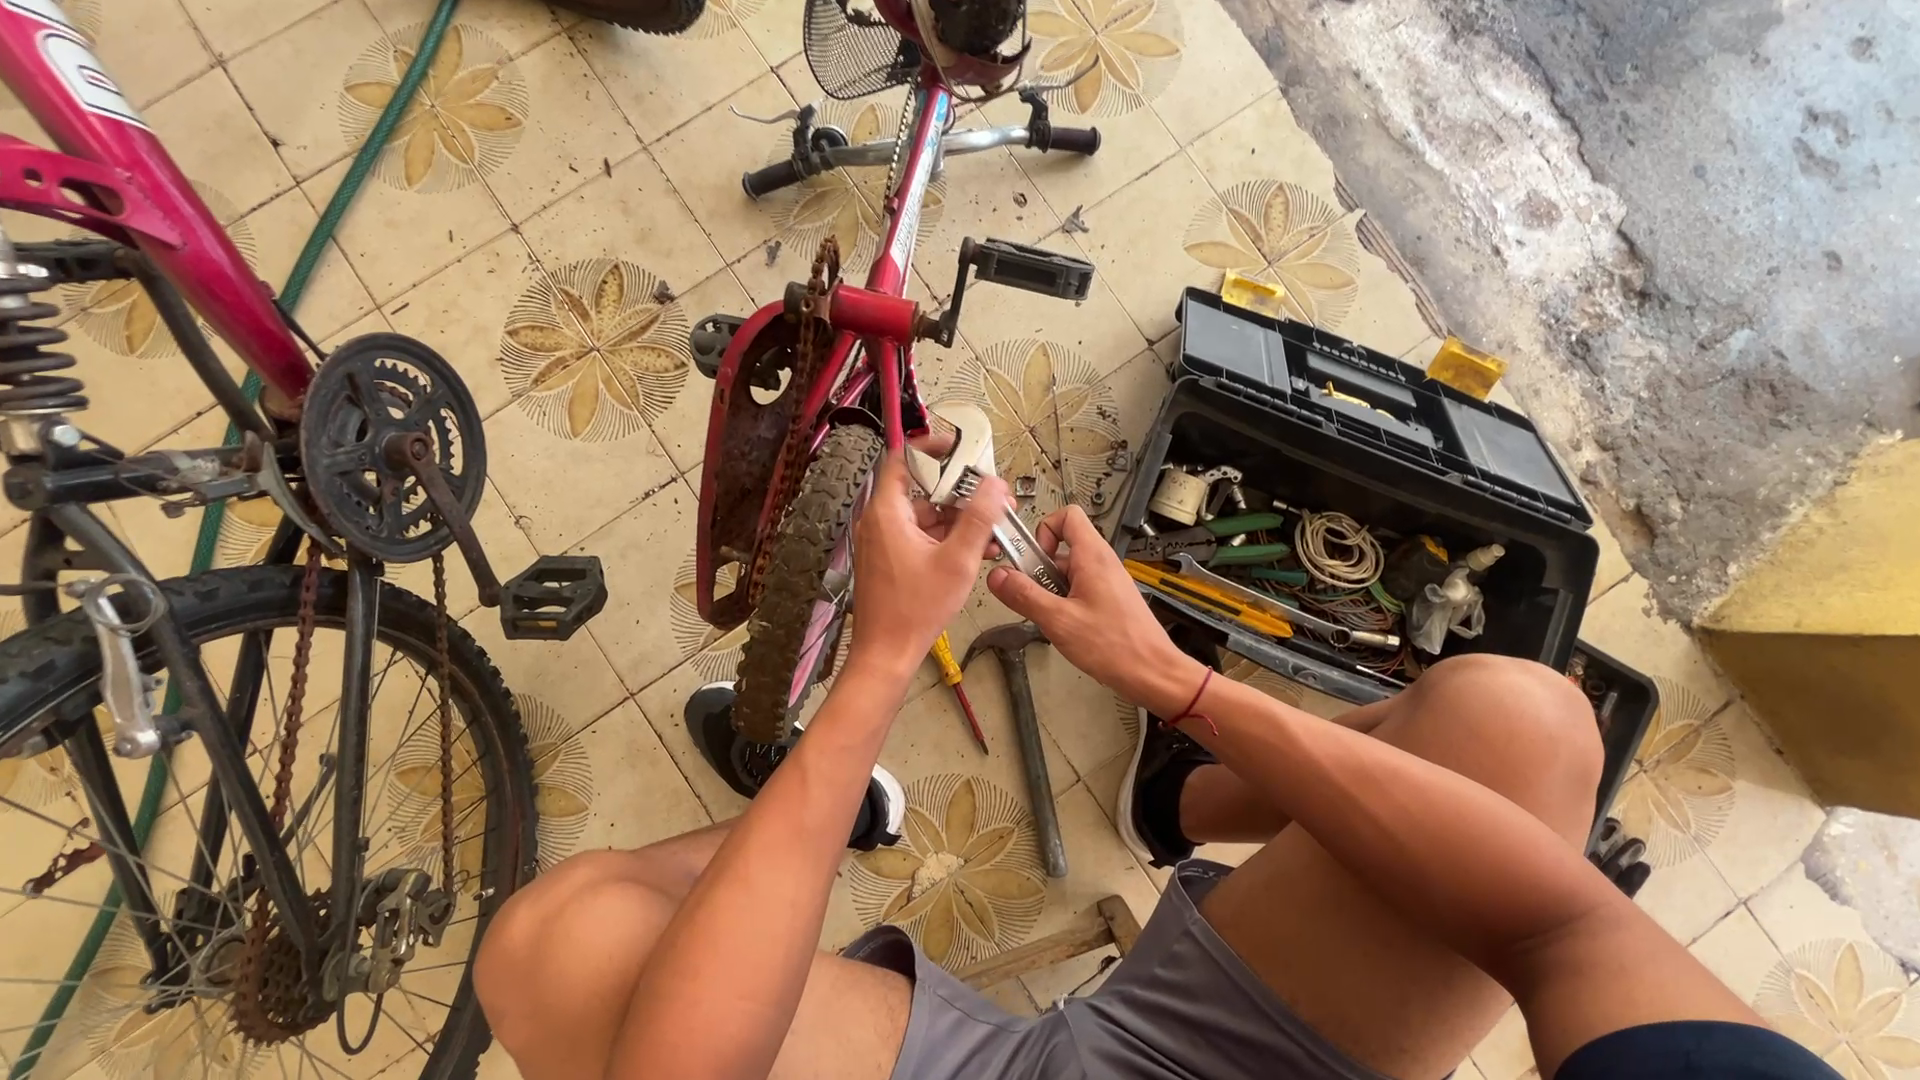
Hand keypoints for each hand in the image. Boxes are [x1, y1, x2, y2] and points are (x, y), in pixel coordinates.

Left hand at [846, 452, 1005, 679]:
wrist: (887, 653)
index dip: (932, 448)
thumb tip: (995, 486)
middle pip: (922, 488)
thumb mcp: (957, 561)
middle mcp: (880, 522)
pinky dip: (947, 538)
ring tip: (992, 527)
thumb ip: (978, 518)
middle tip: (990, 496)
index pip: (904, 459)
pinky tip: (976, 548)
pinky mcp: (891, 559)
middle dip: (960, 491)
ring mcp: (884, 541)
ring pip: (926, 514)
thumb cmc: (914, 612)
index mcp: (887, 513)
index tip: (960, 448)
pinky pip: (922, 536)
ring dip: (958, 518)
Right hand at [986, 505, 1208, 715]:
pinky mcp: (1108, 600)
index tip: (1028, 557)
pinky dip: (1063, 603)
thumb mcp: (1059, 620)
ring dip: (1049, 590)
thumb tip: (999, 577)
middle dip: (1038, 569)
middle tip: (1029, 595)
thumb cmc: (1117, 646)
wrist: (1151, 673)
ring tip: (1048, 618)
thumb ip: (1025, 595)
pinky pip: (1077, 589)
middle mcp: (1101, 563)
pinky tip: (1063, 627)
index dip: (1043, 530)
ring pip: (1066, 572)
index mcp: (1093, 556)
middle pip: (1060, 548)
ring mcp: (1106, 582)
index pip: (1067, 516)